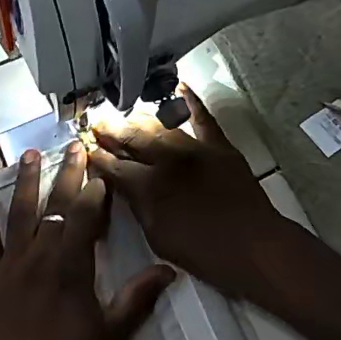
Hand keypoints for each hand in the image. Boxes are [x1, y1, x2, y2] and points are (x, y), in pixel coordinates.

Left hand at [0, 143, 174, 339]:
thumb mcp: (112, 336)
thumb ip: (137, 298)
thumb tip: (169, 269)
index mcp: (69, 268)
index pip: (83, 217)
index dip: (93, 191)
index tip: (100, 168)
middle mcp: (37, 257)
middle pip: (53, 207)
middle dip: (66, 175)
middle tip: (73, 146)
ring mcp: (7, 267)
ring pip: (18, 215)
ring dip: (25, 183)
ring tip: (30, 153)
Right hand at [88, 86, 289, 300]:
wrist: (255, 248)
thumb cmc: (202, 251)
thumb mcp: (157, 235)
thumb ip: (136, 205)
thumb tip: (120, 185)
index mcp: (148, 185)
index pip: (113, 166)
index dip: (97, 157)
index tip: (85, 149)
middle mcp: (166, 159)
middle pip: (131, 139)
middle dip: (110, 131)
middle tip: (97, 125)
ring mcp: (194, 149)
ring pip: (160, 126)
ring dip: (139, 120)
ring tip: (125, 116)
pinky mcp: (219, 146)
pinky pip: (203, 118)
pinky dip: (192, 102)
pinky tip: (181, 87)